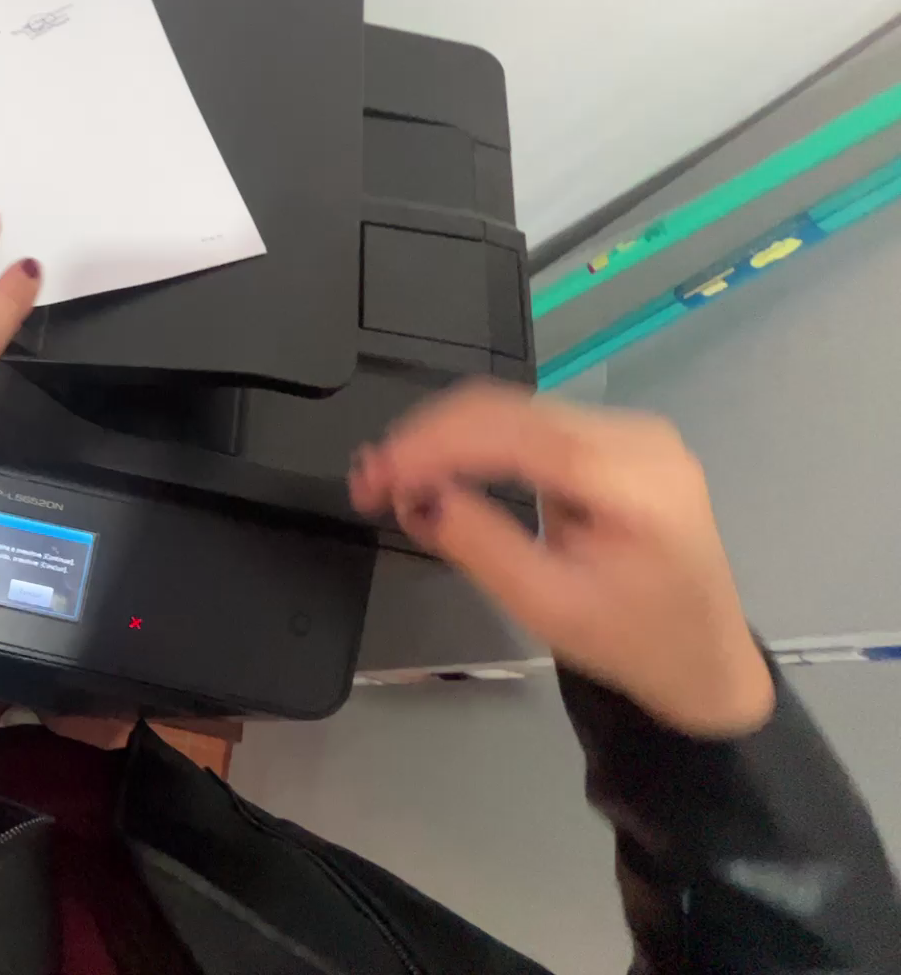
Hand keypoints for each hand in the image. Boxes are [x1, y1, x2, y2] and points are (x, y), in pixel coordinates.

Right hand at [348, 381, 771, 736]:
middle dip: (419, 440)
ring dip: (431, 437)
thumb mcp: (545, 603)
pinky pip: (510, 421)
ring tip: (385, 476)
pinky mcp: (598, 438)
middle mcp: (631, 436)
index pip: (511, 435)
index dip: (429, 448)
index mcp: (632, 479)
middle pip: (499, 409)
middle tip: (367, 481)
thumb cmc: (628, 639)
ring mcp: (618, 431)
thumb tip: (413, 495)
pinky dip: (456, 439)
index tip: (371, 479)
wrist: (698, 657)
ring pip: (497, 407)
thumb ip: (477, 542)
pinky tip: (426, 465)